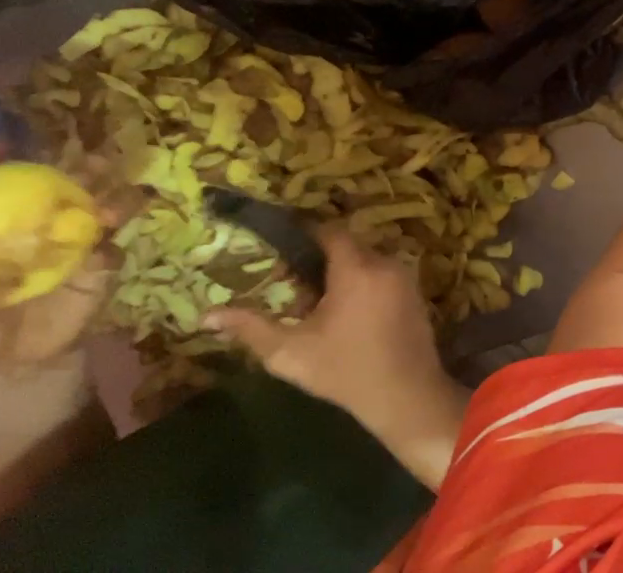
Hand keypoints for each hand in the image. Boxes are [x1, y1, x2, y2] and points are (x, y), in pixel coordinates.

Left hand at [0, 139, 118, 368]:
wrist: (8, 364)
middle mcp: (40, 222)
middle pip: (62, 181)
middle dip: (74, 162)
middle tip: (79, 155)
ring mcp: (77, 240)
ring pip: (100, 200)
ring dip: (106, 186)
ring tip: (104, 176)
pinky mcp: (102, 263)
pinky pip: (113, 240)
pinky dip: (114, 227)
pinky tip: (110, 221)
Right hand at [206, 228, 466, 488]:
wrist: (404, 390)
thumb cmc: (344, 369)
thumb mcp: (288, 351)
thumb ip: (250, 327)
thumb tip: (208, 315)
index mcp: (358, 270)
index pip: (332, 233)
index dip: (305, 234)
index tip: (279, 245)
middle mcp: (387, 264)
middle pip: (350, 246)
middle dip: (320, 257)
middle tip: (289, 277)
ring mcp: (406, 277)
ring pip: (367, 260)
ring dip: (342, 271)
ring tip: (312, 296)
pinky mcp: (415, 292)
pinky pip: (383, 274)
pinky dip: (362, 281)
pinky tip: (342, 308)